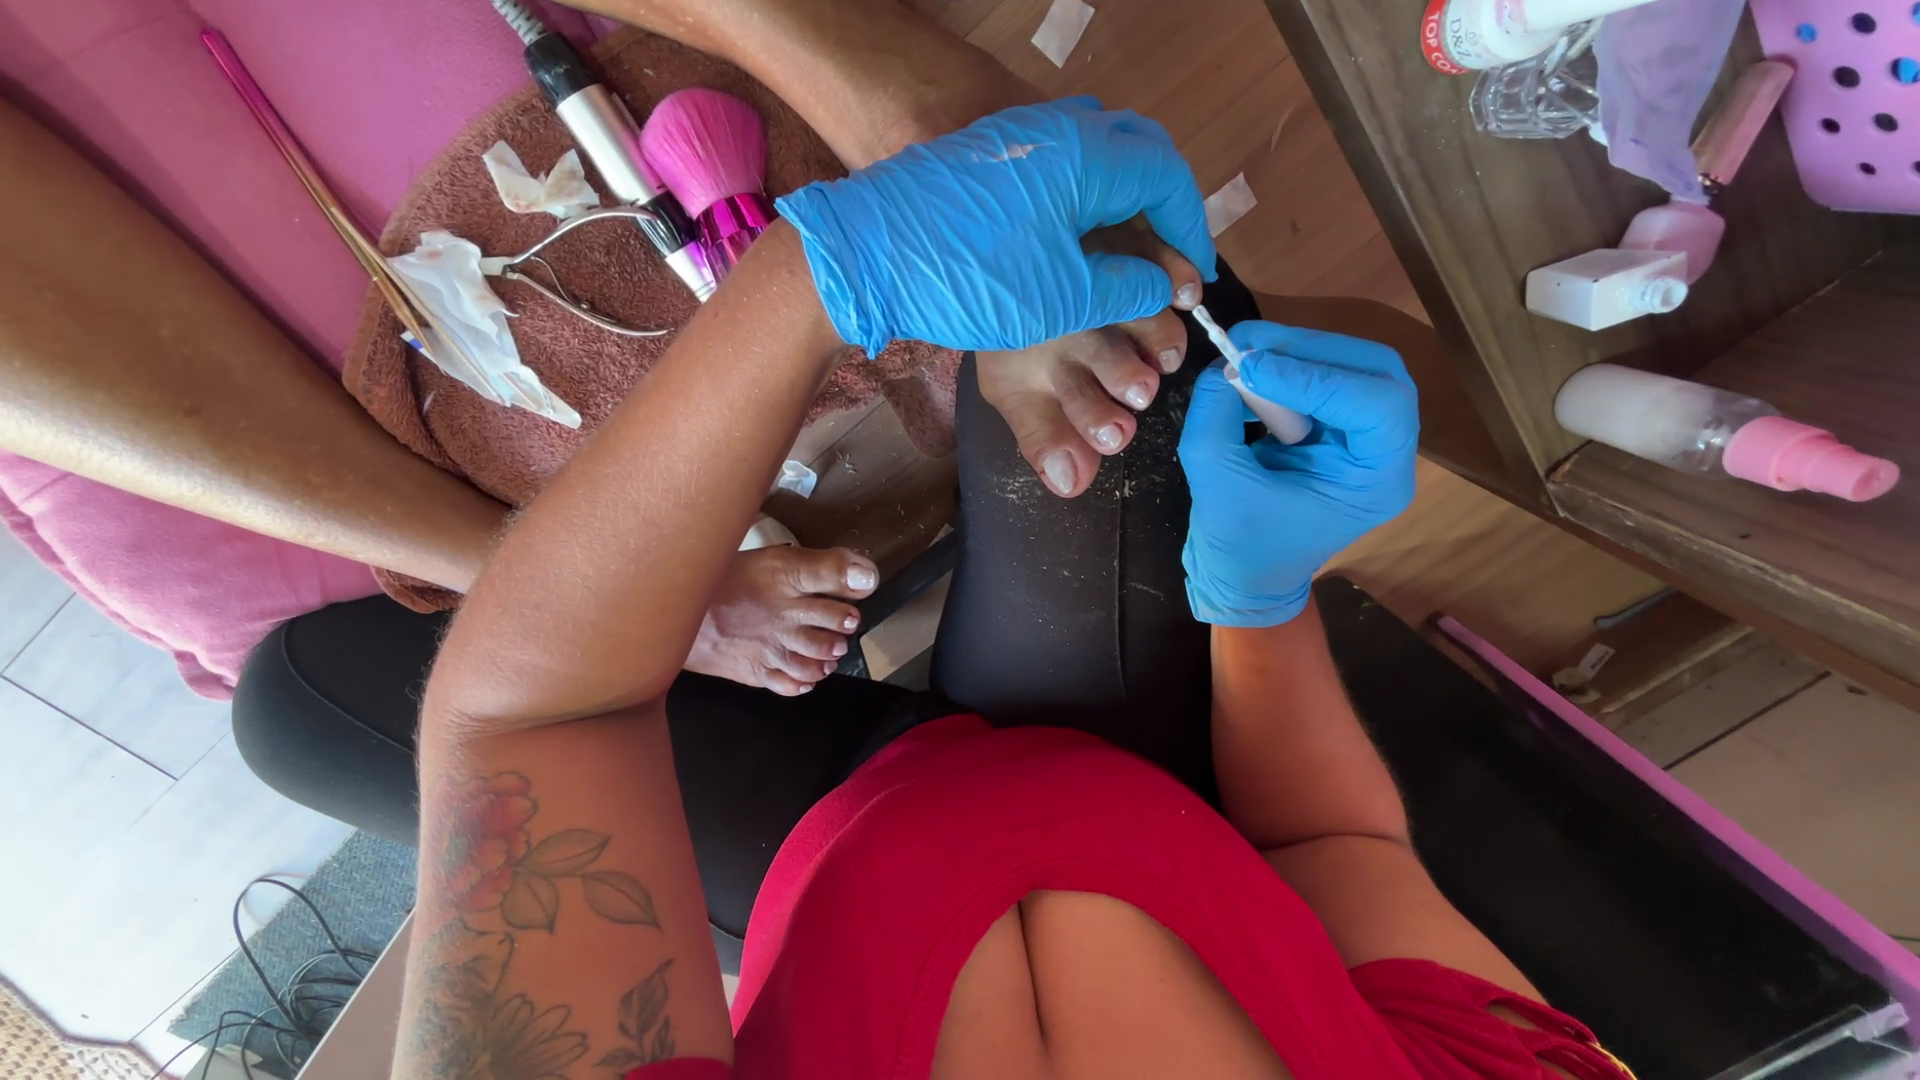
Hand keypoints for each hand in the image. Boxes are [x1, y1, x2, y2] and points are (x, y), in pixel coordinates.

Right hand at [684, 545, 875, 695]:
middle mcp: (784, 614)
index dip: (855, 583)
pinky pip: (790, 684)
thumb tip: (864, 572)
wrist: (670, 614)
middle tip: (843, 623)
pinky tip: (807, 674)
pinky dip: (804, 681)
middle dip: (845, 625)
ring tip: (828, 649)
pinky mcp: (755, 672)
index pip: (835, 575)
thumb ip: (816, 563)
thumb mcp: (767, 556)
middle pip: (834, 625)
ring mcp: (770, 647)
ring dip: (829, 655)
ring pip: (818, 659)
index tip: (859, 588)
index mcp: (785, 576)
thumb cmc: (718, 578)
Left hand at [776, 96, 1214, 353]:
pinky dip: (1083, 202)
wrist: (869, 258)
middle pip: (1138, 155)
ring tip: (1129, 257)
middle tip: (1169, 262)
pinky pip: (1058, 168)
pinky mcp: (989, 160)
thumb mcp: (1061, 298)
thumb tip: (1163, 285)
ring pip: (1097, 158)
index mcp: (1087, 153)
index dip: (1190, 231)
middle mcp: (1058, 130)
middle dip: (1162, 209)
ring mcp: (1019, 140)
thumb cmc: (972, 278)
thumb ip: (1125, 288)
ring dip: (1123, 204)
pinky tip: (1076, 244)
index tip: (1196, 280)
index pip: (1167, 177)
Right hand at [1177, 322, 1418, 625]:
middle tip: (1248, 344)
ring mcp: (1365, 437)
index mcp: (1376, 482)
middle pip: (1375, 371)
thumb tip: (1223, 365)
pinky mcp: (1338, 426)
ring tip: (1243, 358)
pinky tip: (1251, 377)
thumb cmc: (1236, 544)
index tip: (1250, 368)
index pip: (1376, 404)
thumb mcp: (1213, 479)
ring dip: (1296, 353)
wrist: (1242, 574)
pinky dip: (1286, 367)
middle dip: (1309, 350)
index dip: (1315, 376)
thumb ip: (1215, 415)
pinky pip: (1324, 377)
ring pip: (1351, 366)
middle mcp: (1386, 453)